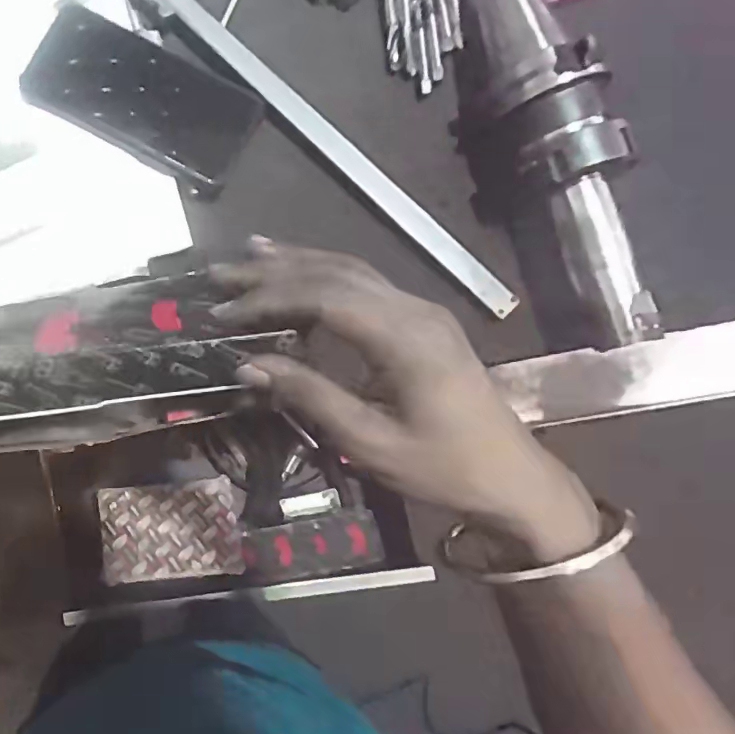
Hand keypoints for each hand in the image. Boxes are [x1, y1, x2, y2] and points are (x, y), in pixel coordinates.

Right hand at [214, 239, 600, 560]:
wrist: (510, 476)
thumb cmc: (442, 468)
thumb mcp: (370, 442)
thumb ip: (310, 396)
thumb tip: (251, 365)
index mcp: (406, 339)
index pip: (326, 297)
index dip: (270, 298)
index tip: (226, 312)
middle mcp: (416, 311)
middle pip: (338, 273)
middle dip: (276, 271)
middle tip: (224, 273)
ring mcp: (424, 312)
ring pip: (354, 272)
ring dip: (300, 263)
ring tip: (251, 256)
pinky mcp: (423, 323)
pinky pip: (368, 288)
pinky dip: (326, 278)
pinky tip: (302, 274)